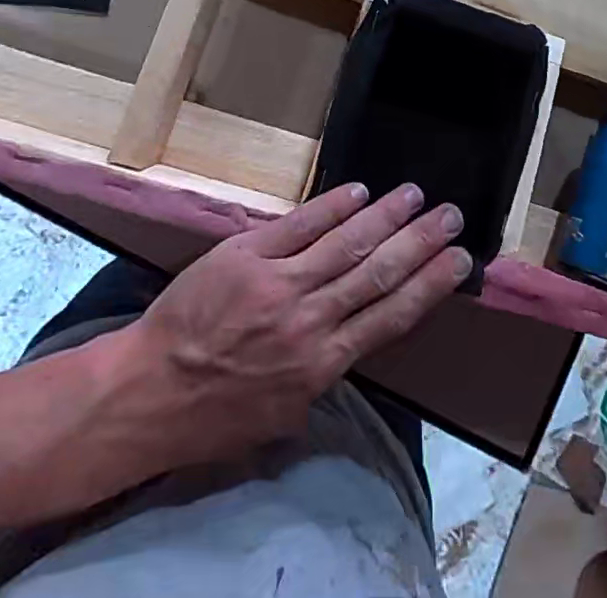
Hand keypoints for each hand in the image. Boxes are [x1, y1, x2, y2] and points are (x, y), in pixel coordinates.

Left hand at [106, 182, 470, 466]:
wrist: (146, 394)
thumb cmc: (217, 413)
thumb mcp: (287, 413)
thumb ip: (329, 371)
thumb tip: (360, 335)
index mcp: (324, 364)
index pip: (394, 314)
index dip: (432, 283)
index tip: (460, 260)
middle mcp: (310, 321)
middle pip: (380, 271)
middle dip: (421, 241)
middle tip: (450, 215)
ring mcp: (277, 284)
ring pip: (346, 243)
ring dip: (387, 216)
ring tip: (415, 195)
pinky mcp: (244, 257)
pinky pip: (298, 226)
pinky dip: (333, 207)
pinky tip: (360, 192)